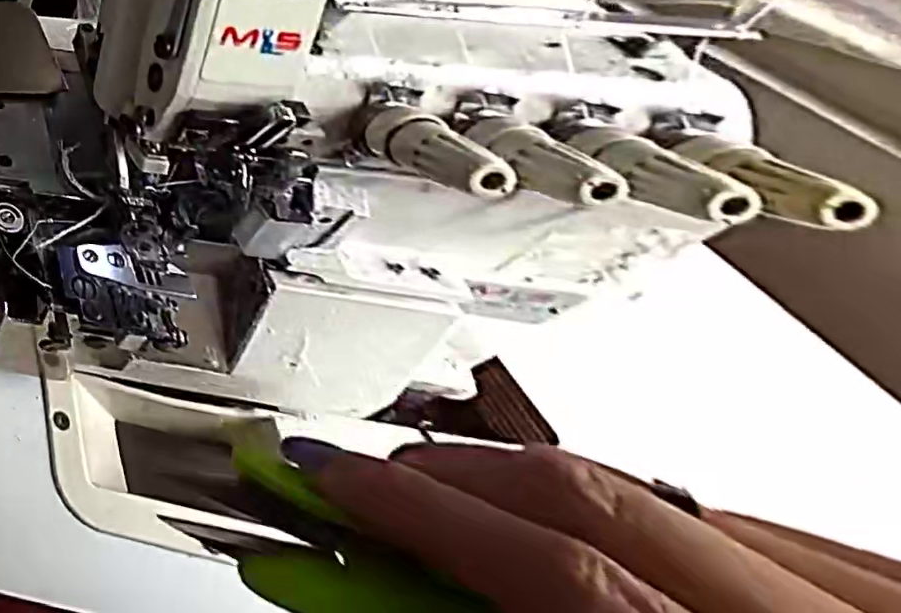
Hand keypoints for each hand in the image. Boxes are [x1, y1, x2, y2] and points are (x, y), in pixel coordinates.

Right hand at [269, 439, 870, 612]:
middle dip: (450, 476)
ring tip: (461, 500)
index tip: (328, 476)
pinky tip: (589, 527)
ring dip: (524, 485)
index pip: (555, 574)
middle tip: (369, 479)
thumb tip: (385, 591)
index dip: (416, 513)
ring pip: (653, 491)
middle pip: (590, 498)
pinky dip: (628, 506)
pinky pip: (737, 515)